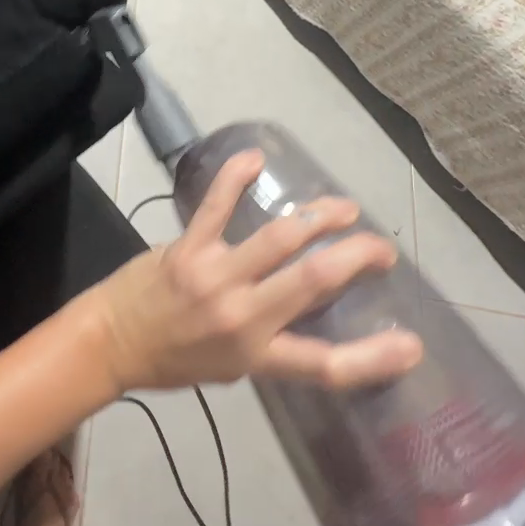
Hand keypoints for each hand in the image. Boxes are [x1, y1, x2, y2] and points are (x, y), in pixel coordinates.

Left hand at [79, 150, 422, 392]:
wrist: (113, 340)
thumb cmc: (174, 359)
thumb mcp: (231, 367)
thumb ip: (270, 341)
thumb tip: (308, 307)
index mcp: (256, 354)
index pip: (325, 364)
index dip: (373, 357)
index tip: (412, 344)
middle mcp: (242, 314)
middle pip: (314, 281)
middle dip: (357, 257)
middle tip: (382, 247)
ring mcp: (215, 275)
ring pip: (278, 238)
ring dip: (318, 217)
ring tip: (344, 208)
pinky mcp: (189, 246)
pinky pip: (216, 205)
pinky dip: (235, 178)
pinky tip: (254, 158)